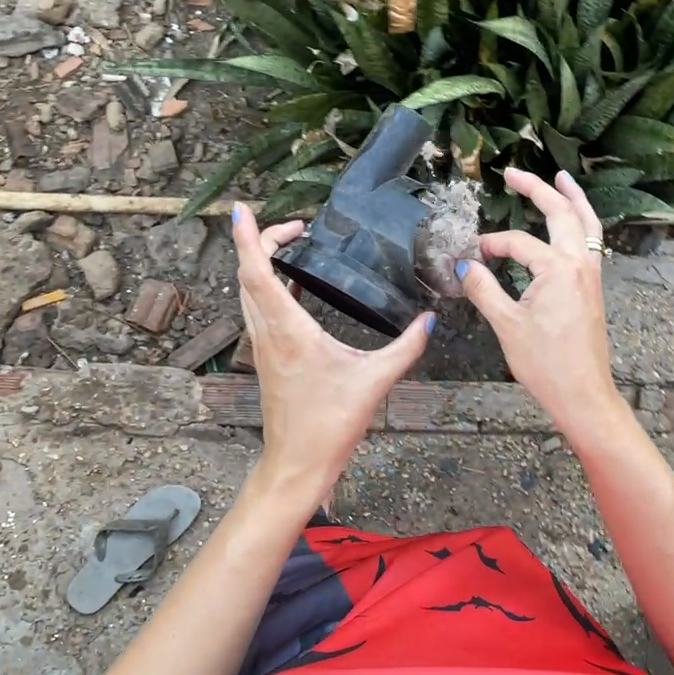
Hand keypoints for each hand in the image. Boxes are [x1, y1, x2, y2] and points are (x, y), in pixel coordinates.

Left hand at [231, 204, 432, 500]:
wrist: (298, 464)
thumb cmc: (330, 425)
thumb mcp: (375, 381)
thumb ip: (406, 347)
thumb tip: (430, 319)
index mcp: (289, 332)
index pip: (258, 273)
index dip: (250, 238)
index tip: (243, 210)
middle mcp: (269, 333)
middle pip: (248, 275)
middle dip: (261, 242)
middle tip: (295, 226)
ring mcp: (263, 346)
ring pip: (248, 292)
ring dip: (260, 263)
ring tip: (291, 246)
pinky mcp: (267, 357)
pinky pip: (258, 309)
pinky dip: (267, 286)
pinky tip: (293, 287)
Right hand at [456, 168, 623, 433]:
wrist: (583, 394)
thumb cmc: (546, 363)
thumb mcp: (506, 325)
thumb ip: (484, 289)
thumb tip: (464, 266)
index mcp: (557, 269)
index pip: (518, 243)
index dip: (492, 246)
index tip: (473, 256)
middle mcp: (580, 264)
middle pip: (561, 213)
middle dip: (538, 189)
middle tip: (513, 173)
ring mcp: (592, 275)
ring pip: (586, 223)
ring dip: (572, 198)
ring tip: (561, 178)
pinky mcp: (594, 288)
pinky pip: (591, 242)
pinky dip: (582, 223)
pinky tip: (572, 223)